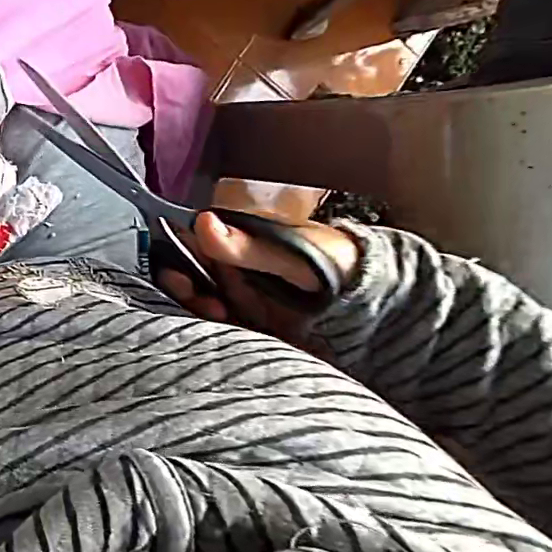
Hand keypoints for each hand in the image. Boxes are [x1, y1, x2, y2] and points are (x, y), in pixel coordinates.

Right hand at [159, 211, 358, 344]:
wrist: (376, 301)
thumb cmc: (334, 264)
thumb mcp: (288, 254)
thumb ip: (246, 246)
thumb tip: (202, 222)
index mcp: (237, 244)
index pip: (190, 245)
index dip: (175, 256)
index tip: (180, 274)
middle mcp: (232, 270)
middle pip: (189, 277)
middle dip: (184, 288)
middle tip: (200, 299)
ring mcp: (239, 298)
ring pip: (199, 303)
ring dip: (198, 310)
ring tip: (219, 313)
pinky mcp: (250, 325)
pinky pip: (219, 327)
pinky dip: (213, 330)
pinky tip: (224, 329)